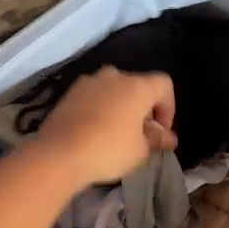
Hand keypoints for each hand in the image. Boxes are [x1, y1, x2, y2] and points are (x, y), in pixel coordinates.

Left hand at [30, 68, 176, 185]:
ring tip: (117, 133)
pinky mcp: (70, 91)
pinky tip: (95, 131)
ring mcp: (90, 81)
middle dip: (144, 108)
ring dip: (121, 106)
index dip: (169, 107)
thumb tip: (168, 137)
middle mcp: (115, 75)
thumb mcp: (140, 150)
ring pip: (114, 89)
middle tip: (141, 135)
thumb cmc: (109, 149)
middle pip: (138, 86)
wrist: (59, 152)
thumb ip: (156, 139)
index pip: (164, 84)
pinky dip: (100, 108)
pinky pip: (94, 96)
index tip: (161, 132)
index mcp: (138, 85)